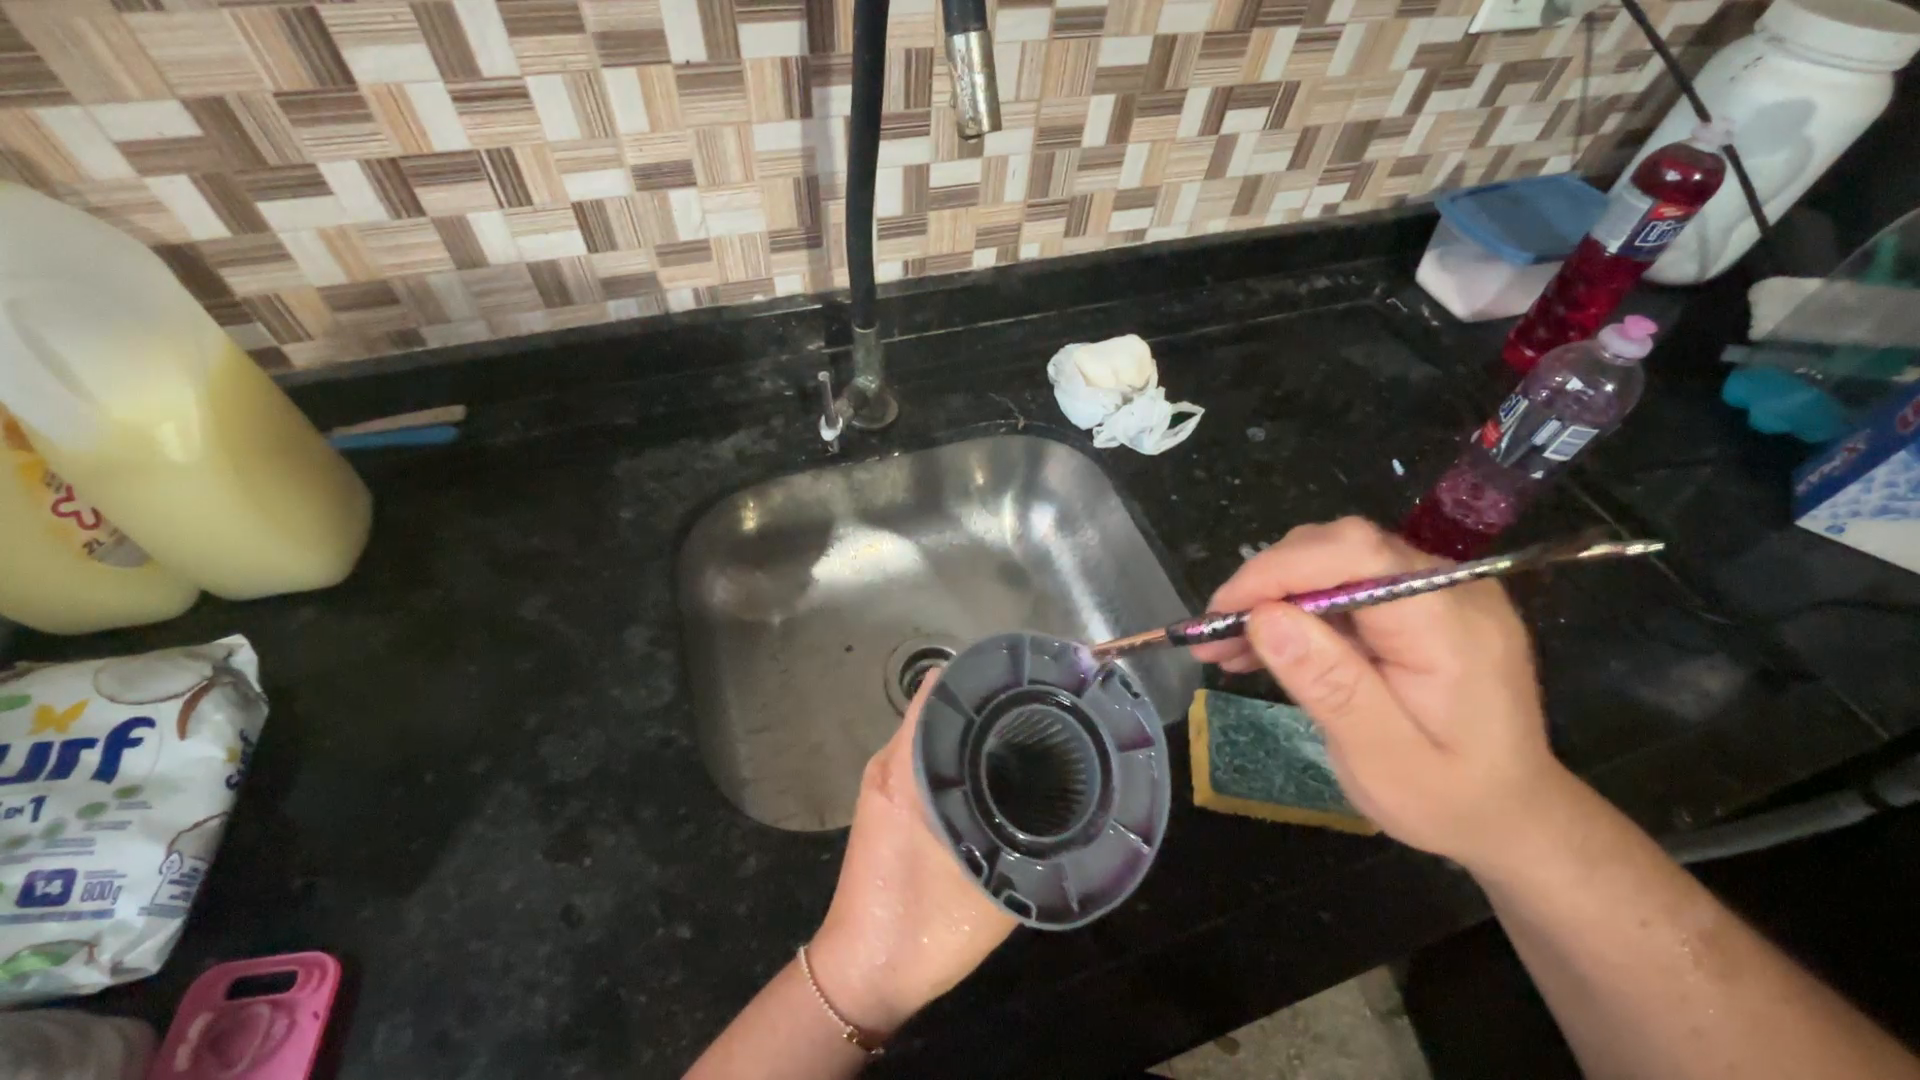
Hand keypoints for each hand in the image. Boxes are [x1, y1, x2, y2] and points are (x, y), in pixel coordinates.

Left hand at [806, 673, 1017, 1037]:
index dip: (990, 678)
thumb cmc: (921, 926)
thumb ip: (1031, 841)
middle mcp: (891, 763)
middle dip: (994, 704)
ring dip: (980, 732)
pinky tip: (1004, 775)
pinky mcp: (891, 805)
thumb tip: (1070, 803)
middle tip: (1052, 707)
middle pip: (944, 709)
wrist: (864, 974)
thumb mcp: (989, 885)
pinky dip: (965, 758)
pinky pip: (931, 761)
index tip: (1038, 679)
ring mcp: (887, 783)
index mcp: (905, 768)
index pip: (943, 692)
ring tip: (1039, 734)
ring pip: (938, 735)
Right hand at [1191, 517, 1573, 868]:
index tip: (1223, 613)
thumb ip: (1329, 684)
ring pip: (1335, 561)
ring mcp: (1437, 591)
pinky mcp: (1420, 604)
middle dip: (1267, 583)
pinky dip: (1297, 609)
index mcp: (1450, 625)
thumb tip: (1264, 617)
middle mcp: (1450, 589)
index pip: (1356, 555)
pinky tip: (1263, 645)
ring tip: (1225, 647)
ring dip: (1274, 596)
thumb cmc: (1447, 798)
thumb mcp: (1380, 758)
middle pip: (1341, 548)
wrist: (1511, 815)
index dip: (1278, 569)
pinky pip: (1347, 584)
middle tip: (1215, 636)